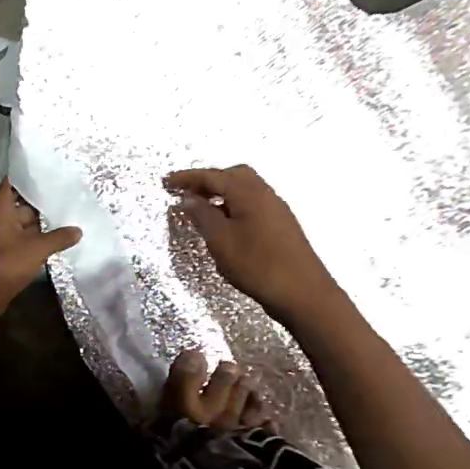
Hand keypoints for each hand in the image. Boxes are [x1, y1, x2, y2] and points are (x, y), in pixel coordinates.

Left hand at [0, 179, 82, 323]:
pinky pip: (18, 235)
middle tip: (68, 196)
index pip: (15, 180)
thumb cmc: (6, 264)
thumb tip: (78, 230)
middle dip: (42, 202)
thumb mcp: (37, 249)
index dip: (33, 175)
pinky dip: (32, 236)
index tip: (54, 172)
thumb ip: (59, 237)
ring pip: (21, 220)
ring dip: (39, 222)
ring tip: (66, 216)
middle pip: (21, 201)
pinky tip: (53, 237)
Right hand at [165, 165, 336, 321]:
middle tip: (187, 193)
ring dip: (222, 193)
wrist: (303, 293)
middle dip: (208, 180)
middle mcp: (265, 194)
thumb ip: (203, 215)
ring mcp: (276, 209)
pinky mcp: (282, 225)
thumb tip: (189, 198)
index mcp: (249, 193)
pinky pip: (252, 204)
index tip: (167, 182)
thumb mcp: (221, 240)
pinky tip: (225, 224)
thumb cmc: (257, 265)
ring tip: (202, 209)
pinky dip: (234, 205)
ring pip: (245, 190)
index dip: (188, 178)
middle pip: (233, 176)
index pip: (213, 176)